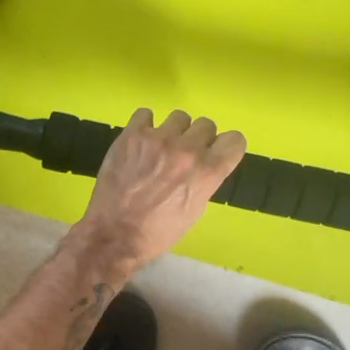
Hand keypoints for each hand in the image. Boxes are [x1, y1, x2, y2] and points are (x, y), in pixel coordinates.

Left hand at [68, 108, 245, 277]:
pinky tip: (139, 143)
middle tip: (182, 157)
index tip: (215, 154)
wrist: (115, 235)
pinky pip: (145, 114)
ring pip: (179, 117)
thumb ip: (204, 181)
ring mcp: (159, 139)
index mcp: (208, 172)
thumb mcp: (194, 211)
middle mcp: (188, 150)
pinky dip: (144, 126)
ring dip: (173, 132)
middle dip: (197, 140)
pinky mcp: (132, 135)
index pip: (235, 140)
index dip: (225, 148)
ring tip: (159, 150)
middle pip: (206, 125)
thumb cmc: (158, 232)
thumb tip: (204, 164)